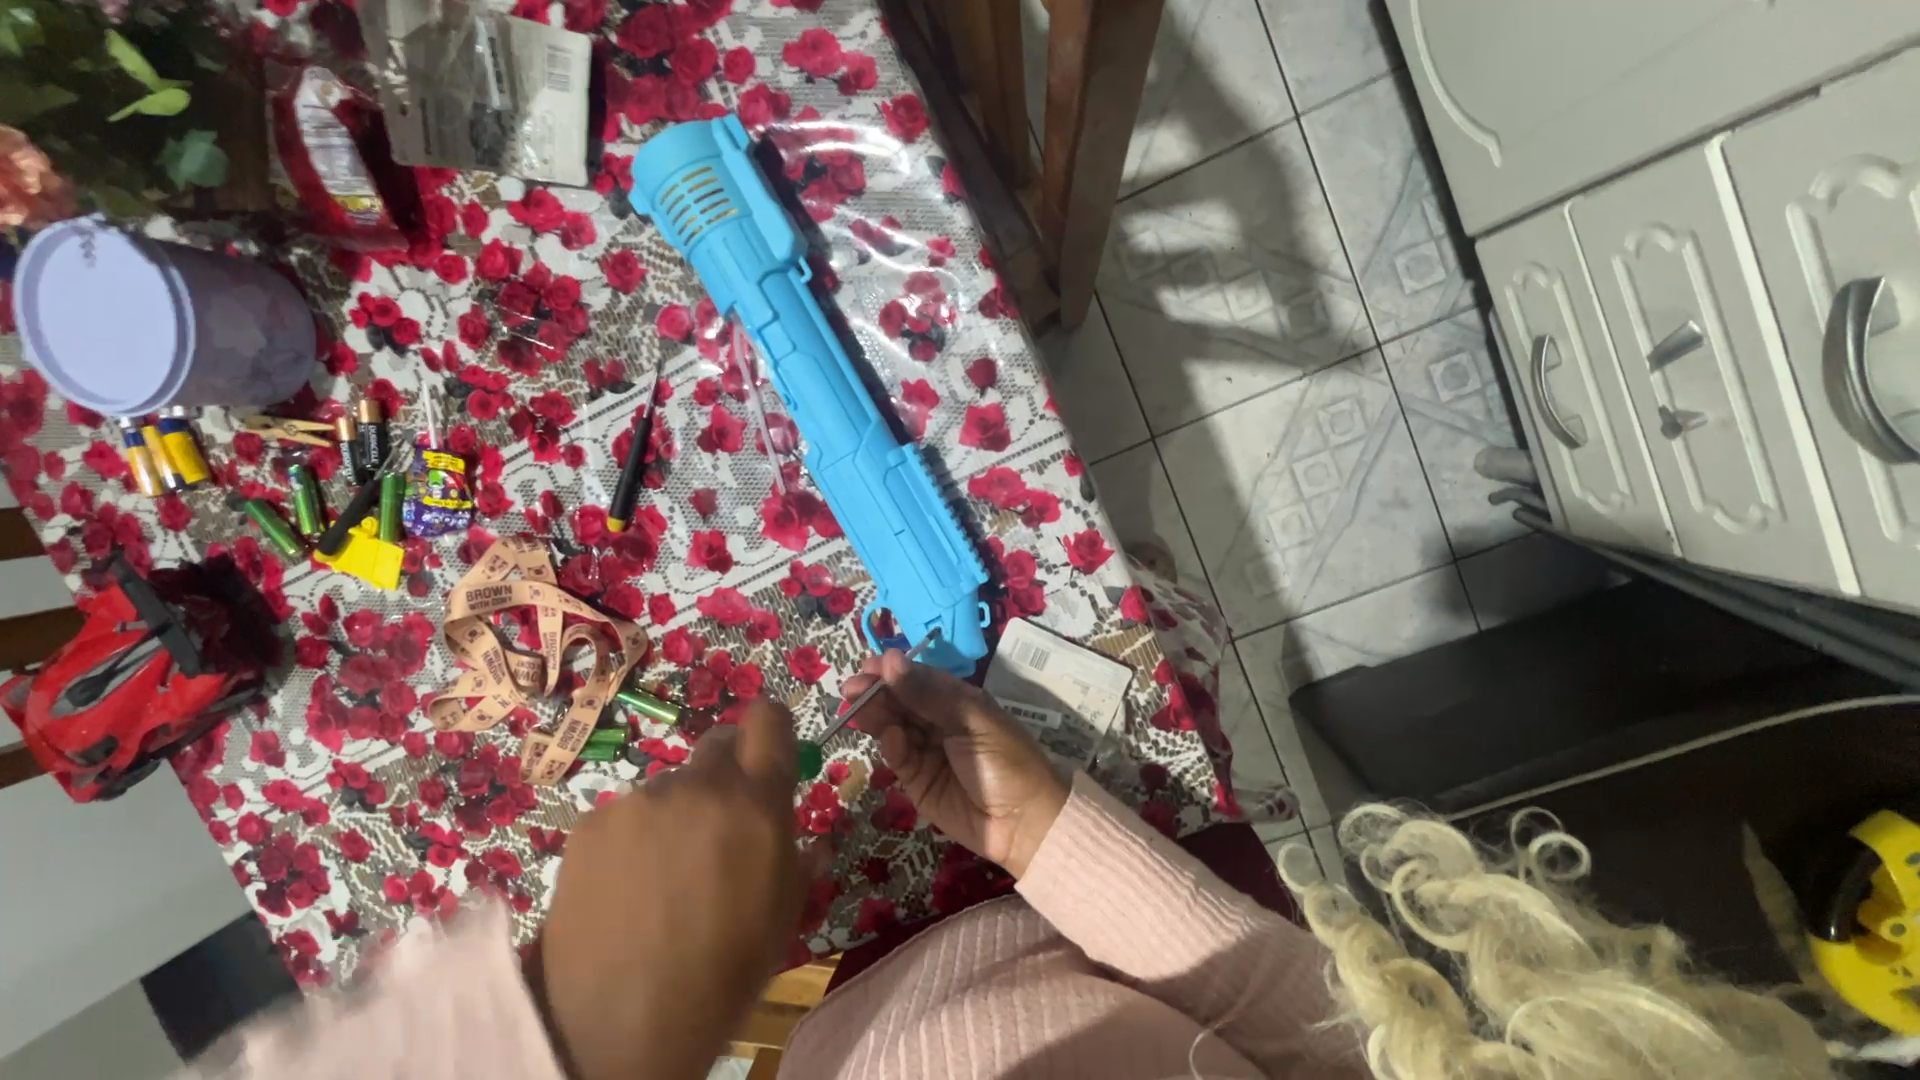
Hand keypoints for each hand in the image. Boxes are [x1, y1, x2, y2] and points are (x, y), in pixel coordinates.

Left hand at [537, 699, 807, 1079]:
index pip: (769, 719)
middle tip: (716, 829)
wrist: (622, 1027)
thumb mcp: (785, 915)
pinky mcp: (591, 824)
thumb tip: (810, 838)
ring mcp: (640, 801)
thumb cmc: (725, 973)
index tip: (767, 753)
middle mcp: (700, 786)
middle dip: (725, 775)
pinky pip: (625, 815)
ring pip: (670, 787)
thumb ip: (800, 857)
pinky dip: (631, 840)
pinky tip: (625, 889)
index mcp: (757, 803)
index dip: (771, 728)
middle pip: (718, 745)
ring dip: (676, 814)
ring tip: (662, 877)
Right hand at [841, 650, 1068, 878]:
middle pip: (900, 701)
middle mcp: (939, 722)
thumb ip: (929, 694)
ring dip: (875, 716)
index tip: (868, 667)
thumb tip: (890, 660)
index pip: (918, 679)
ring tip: (859, 708)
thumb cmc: (1007, 760)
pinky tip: (889, 737)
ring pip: (893, 726)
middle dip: (875, 693)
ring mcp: (927, 752)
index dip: (893, 672)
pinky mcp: (917, 781)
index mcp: (958, 701)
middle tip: (851, 689)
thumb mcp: (973, 719)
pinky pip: (898, 757)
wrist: (1023, 823)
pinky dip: (891, 745)